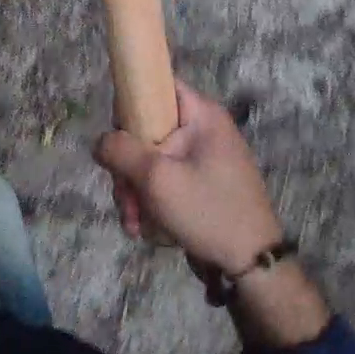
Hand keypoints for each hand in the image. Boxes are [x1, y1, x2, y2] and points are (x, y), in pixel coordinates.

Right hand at [92, 80, 284, 275]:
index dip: (129, 105)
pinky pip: (163, 182)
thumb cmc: (208, 211)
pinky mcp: (200, 186)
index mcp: (202, 115)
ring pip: (150, 162)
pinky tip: (146, 229)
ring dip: (135, 192)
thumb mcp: (156, 178)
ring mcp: (202, 160)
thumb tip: (101, 142)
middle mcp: (203, 131)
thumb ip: (120, 151)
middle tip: (125, 197)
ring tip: (134, 223)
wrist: (253, 268)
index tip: (118, 138)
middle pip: (146, 131)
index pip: (156, 85)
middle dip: (128, 168)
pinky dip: (151, 203)